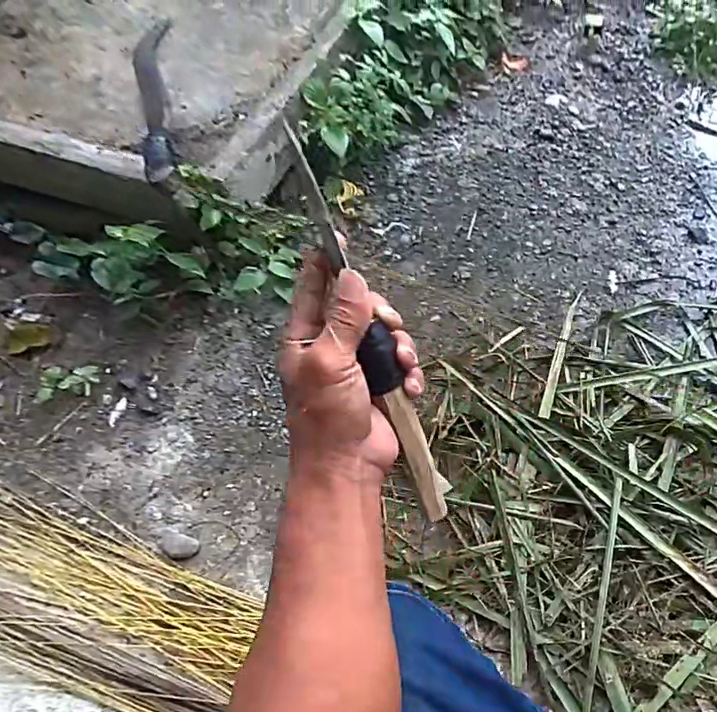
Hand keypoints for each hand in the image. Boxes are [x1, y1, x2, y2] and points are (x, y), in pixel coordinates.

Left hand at [280, 250, 422, 475]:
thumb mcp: (331, 362)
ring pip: (387, 337)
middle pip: (360, 309)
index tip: (338, 241)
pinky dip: (411, 375)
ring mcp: (359, 369)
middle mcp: (332, 349)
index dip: (326, 265)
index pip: (314, 291)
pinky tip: (410, 389)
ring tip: (404, 366)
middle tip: (389, 327)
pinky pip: (402, 367)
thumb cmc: (327, 417)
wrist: (347, 465)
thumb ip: (343, 318)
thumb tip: (352, 277)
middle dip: (381, 316)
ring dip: (402, 348)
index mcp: (306, 339)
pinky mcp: (382, 388)